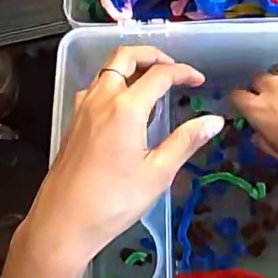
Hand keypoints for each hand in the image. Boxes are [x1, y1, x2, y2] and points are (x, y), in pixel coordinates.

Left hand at [18, 47, 222, 274]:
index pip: (159, 75)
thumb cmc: (113, 201)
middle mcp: (101, 99)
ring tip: (152, 84)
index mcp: (125, 107)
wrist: (63, 221)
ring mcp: (83, 108)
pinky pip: (95, 87)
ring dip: (131, 66)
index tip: (199, 81)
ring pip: (107, 69)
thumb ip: (185, 141)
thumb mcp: (157, 173)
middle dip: (152, 55)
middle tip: (173, 68)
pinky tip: (125, 106)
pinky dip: (114, 82)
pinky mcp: (73, 121)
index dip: (183, 72)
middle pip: (125, 56)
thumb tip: (214, 120)